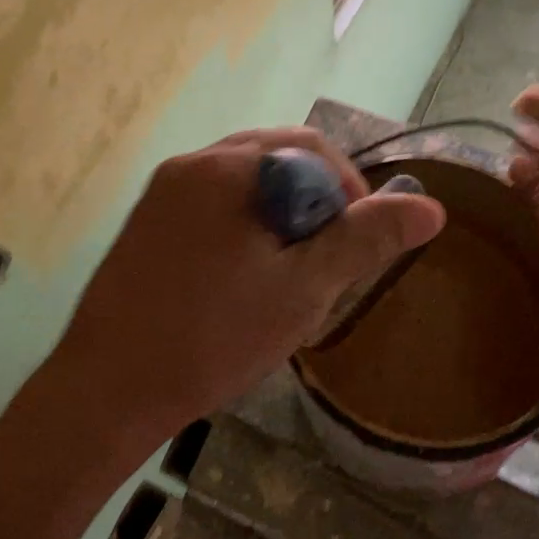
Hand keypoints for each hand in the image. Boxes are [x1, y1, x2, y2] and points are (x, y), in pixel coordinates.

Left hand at [46, 127, 443, 446]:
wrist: (106, 388)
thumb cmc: (212, 338)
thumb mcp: (302, 291)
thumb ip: (364, 241)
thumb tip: (431, 207)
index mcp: (226, 168)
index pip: (310, 149)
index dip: (349, 192)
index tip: (358, 247)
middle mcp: (189, 165)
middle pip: (274, 161)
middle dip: (311, 206)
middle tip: (323, 266)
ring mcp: (160, 193)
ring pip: (241, 186)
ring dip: (276, 220)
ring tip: (285, 280)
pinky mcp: (144, 224)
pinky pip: (209, 208)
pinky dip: (240, 230)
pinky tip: (240, 284)